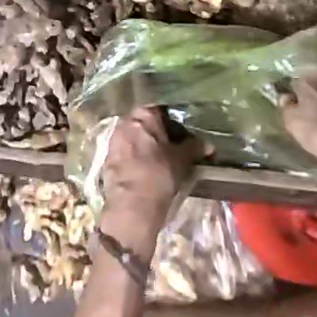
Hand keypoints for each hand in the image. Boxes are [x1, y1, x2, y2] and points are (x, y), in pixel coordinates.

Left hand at [98, 107, 199, 250]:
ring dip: (149, 147)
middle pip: (146, 124)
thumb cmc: (159, 174)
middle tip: (177, 148)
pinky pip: (128, 153)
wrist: (132, 206)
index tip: (185, 134)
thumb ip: (194, 147)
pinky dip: (138, 159)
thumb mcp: (182, 160)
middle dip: (160, 134)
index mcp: (142, 115)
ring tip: (165, 161)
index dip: (175, 121)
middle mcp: (124, 123)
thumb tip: (208, 145)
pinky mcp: (108, 160)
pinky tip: (149, 171)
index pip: (161, 110)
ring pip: (136, 139)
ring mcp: (114, 141)